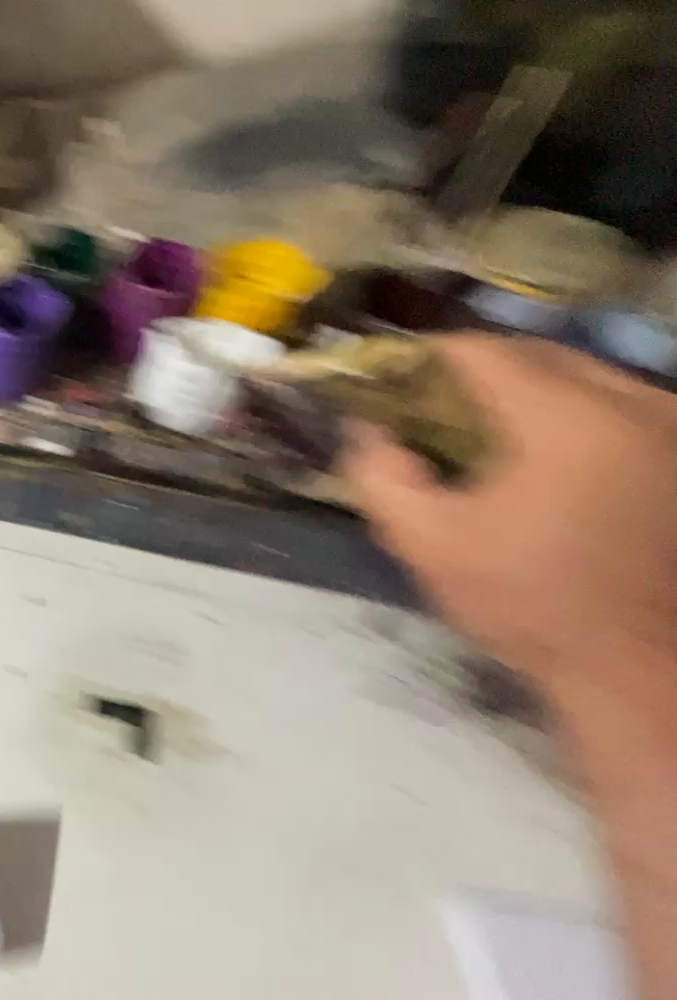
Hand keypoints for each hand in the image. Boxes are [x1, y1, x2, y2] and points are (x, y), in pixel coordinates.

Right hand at [340, 333, 676, 697]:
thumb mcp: (423, 541)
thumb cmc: (525, 600)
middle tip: (418, 396)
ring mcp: (674, 430)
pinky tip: (528, 449)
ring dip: (519, 387)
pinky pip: (615, 404)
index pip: (483, 353)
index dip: (422, 354)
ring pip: (582, 375)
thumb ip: (379, 474)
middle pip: (539, 353)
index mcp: (570, 423)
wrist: (640, 663)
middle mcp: (638, 407)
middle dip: (471, 367)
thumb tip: (370, 430)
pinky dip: (562, 409)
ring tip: (469, 421)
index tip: (380, 371)